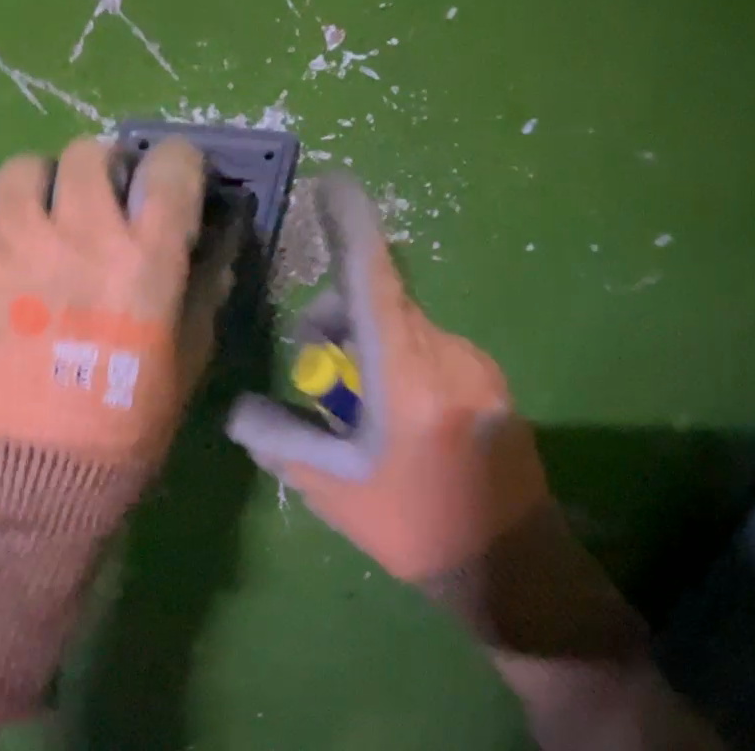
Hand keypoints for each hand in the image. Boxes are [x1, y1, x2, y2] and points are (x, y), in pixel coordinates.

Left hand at [0, 135, 232, 460]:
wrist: (33, 480)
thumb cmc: (122, 425)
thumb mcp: (186, 361)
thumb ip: (200, 292)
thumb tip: (211, 246)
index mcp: (145, 258)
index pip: (171, 166)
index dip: (175, 164)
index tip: (166, 181)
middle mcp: (80, 235)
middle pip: (88, 153)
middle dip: (99, 172)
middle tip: (94, 203)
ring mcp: (13, 245)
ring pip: (21, 171)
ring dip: (36, 190)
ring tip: (34, 223)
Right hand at [226, 170, 549, 580]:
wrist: (518, 571)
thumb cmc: (418, 526)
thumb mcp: (335, 490)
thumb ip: (280, 439)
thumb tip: (236, 409)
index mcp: (408, 370)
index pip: (374, 275)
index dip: (350, 224)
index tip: (330, 183)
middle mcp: (448, 352)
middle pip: (380, 301)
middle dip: (335, 317)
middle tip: (310, 372)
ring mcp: (477, 365)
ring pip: (403, 325)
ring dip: (364, 344)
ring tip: (347, 409)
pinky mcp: (489, 382)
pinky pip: (429, 348)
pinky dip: (394, 360)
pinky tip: (386, 416)